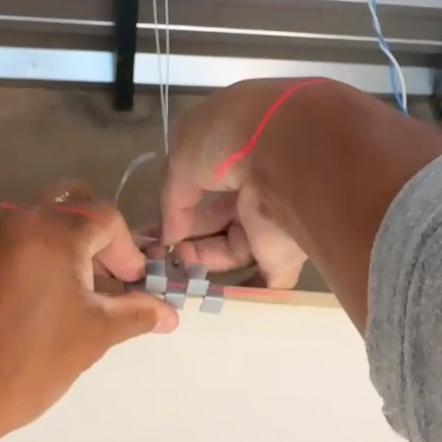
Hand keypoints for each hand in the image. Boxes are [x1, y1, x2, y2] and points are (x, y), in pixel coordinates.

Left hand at [0, 183, 178, 441]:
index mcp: (52, 230)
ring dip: (56, 247)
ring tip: (64, 296)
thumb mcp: (94, 336)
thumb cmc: (30, 362)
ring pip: (30, 222)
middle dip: (92, 236)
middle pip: (66, 204)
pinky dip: (22, 259)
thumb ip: (136, 314)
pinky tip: (25, 302)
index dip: (126, 253)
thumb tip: (169, 314)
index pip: (105, 219)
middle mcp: (12, 218)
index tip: (129, 289)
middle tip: (100, 279)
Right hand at [160, 77, 319, 288]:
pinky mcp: (287, 251)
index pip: (202, 182)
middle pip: (218, 217)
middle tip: (159, 254)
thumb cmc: (225, 141)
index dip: (177, 205)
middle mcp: (256, 181)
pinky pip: (267, 279)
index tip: (155, 229)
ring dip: (205, 260)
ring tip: (176, 269)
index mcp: (233, 149)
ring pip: (236, 247)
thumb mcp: (182, 156)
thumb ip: (172, 198)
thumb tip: (168, 234)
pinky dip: (248, 293)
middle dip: (187, 236)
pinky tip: (213, 300)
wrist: (284, 152)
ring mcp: (274, 218)